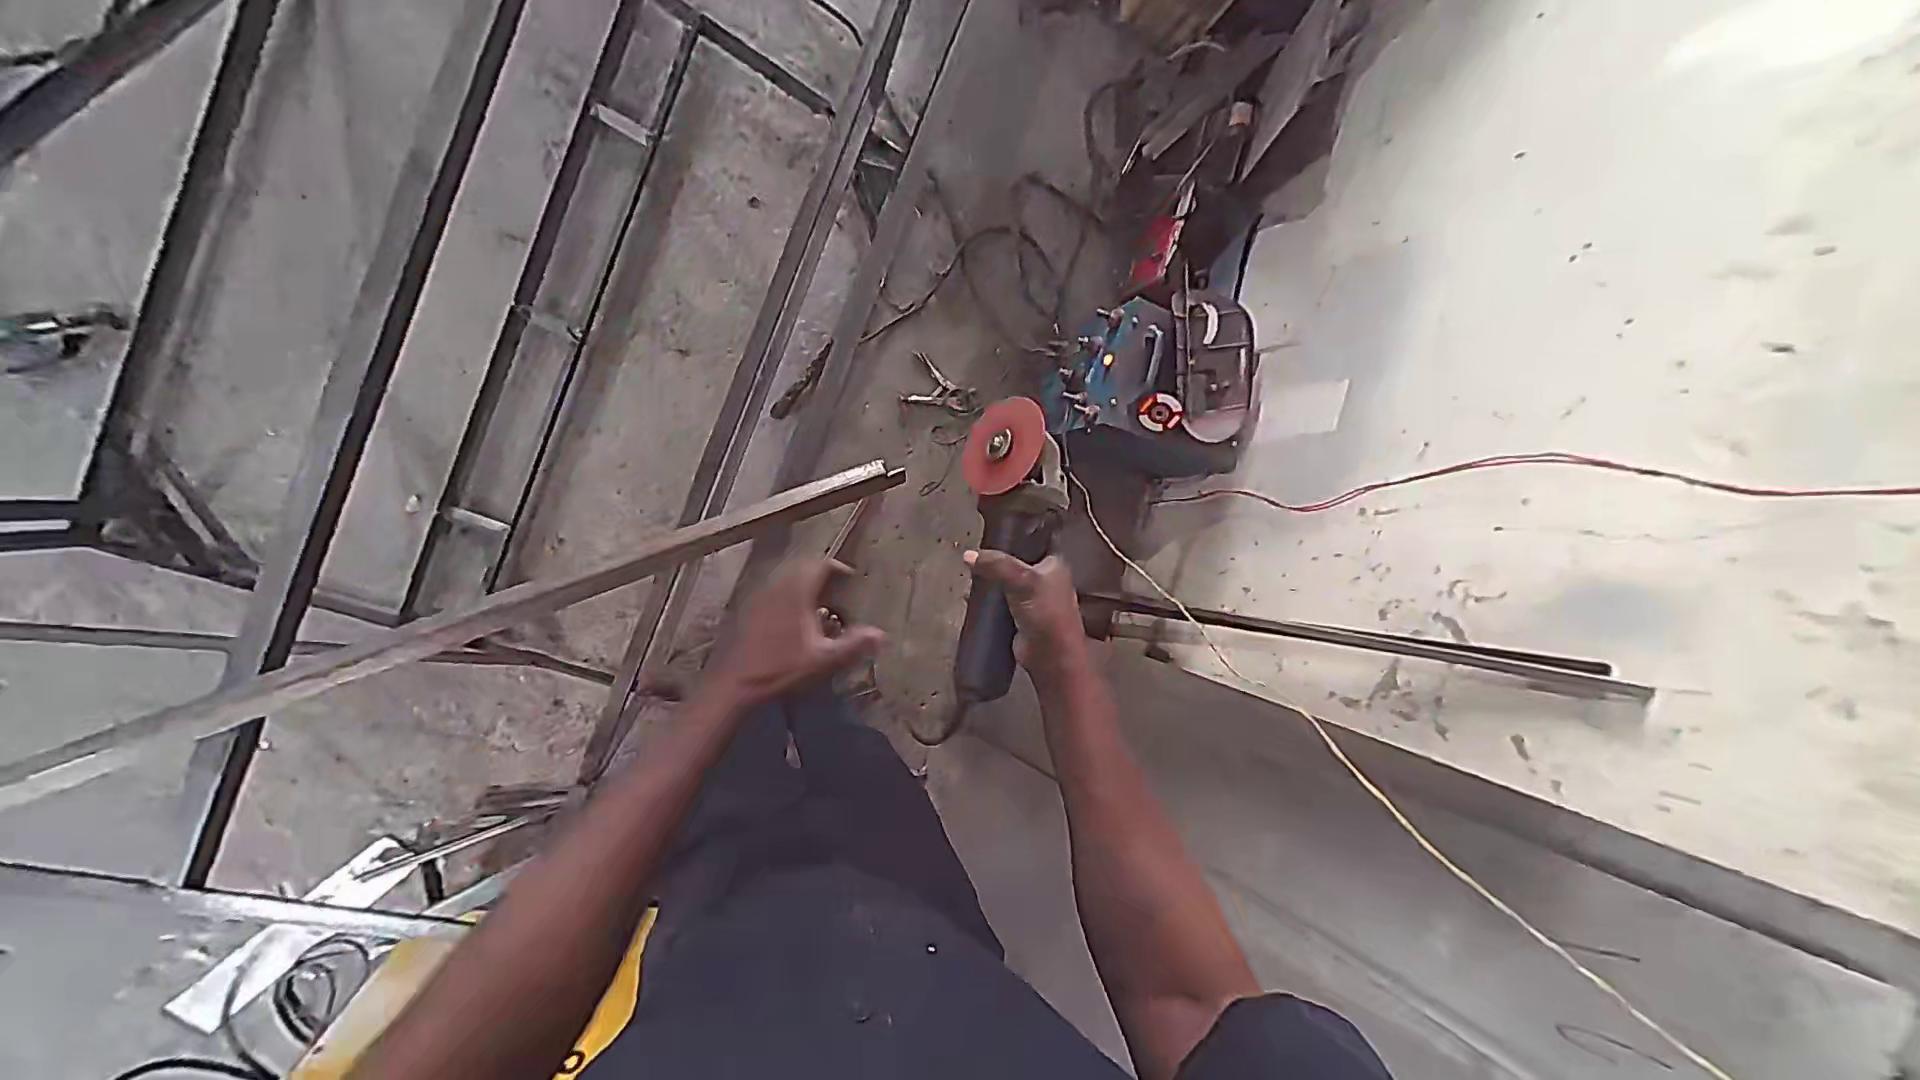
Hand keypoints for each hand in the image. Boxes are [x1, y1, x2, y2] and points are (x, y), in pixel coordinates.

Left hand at [706, 558, 885, 705]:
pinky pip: (775, 592)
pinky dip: (789, 595)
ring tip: (820, 603)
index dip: (837, 568)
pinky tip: (796, 618)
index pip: (819, 566)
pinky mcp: (749, 611)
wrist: (735, 684)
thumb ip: (853, 645)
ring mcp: (760, 598)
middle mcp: (777, 589)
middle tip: (838, 590)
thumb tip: (880, 634)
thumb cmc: (781, 669)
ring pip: (786, 579)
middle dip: (821, 574)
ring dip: (804, 584)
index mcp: (796, 594)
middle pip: (802, 568)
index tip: (850, 578)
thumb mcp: (824, 660)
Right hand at [963, 550, 1085, 668]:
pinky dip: (987, 598)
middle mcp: (1045, 578)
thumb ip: (995, 564)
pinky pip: (1000, 601)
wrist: (1050, 655)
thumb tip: (967, 555)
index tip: (990, 534)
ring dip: (989, 580)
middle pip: (1015, 562)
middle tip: (975, 557)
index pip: (1032, 541)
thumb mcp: (1021, 580)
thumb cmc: (1045, 612)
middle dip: (995, 562)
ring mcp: (1032, 598)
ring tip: (970, 574)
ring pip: (1005, 582)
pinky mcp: (1020, 616)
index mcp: (1054, 563)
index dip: (1013, 538)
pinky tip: (972, 595)